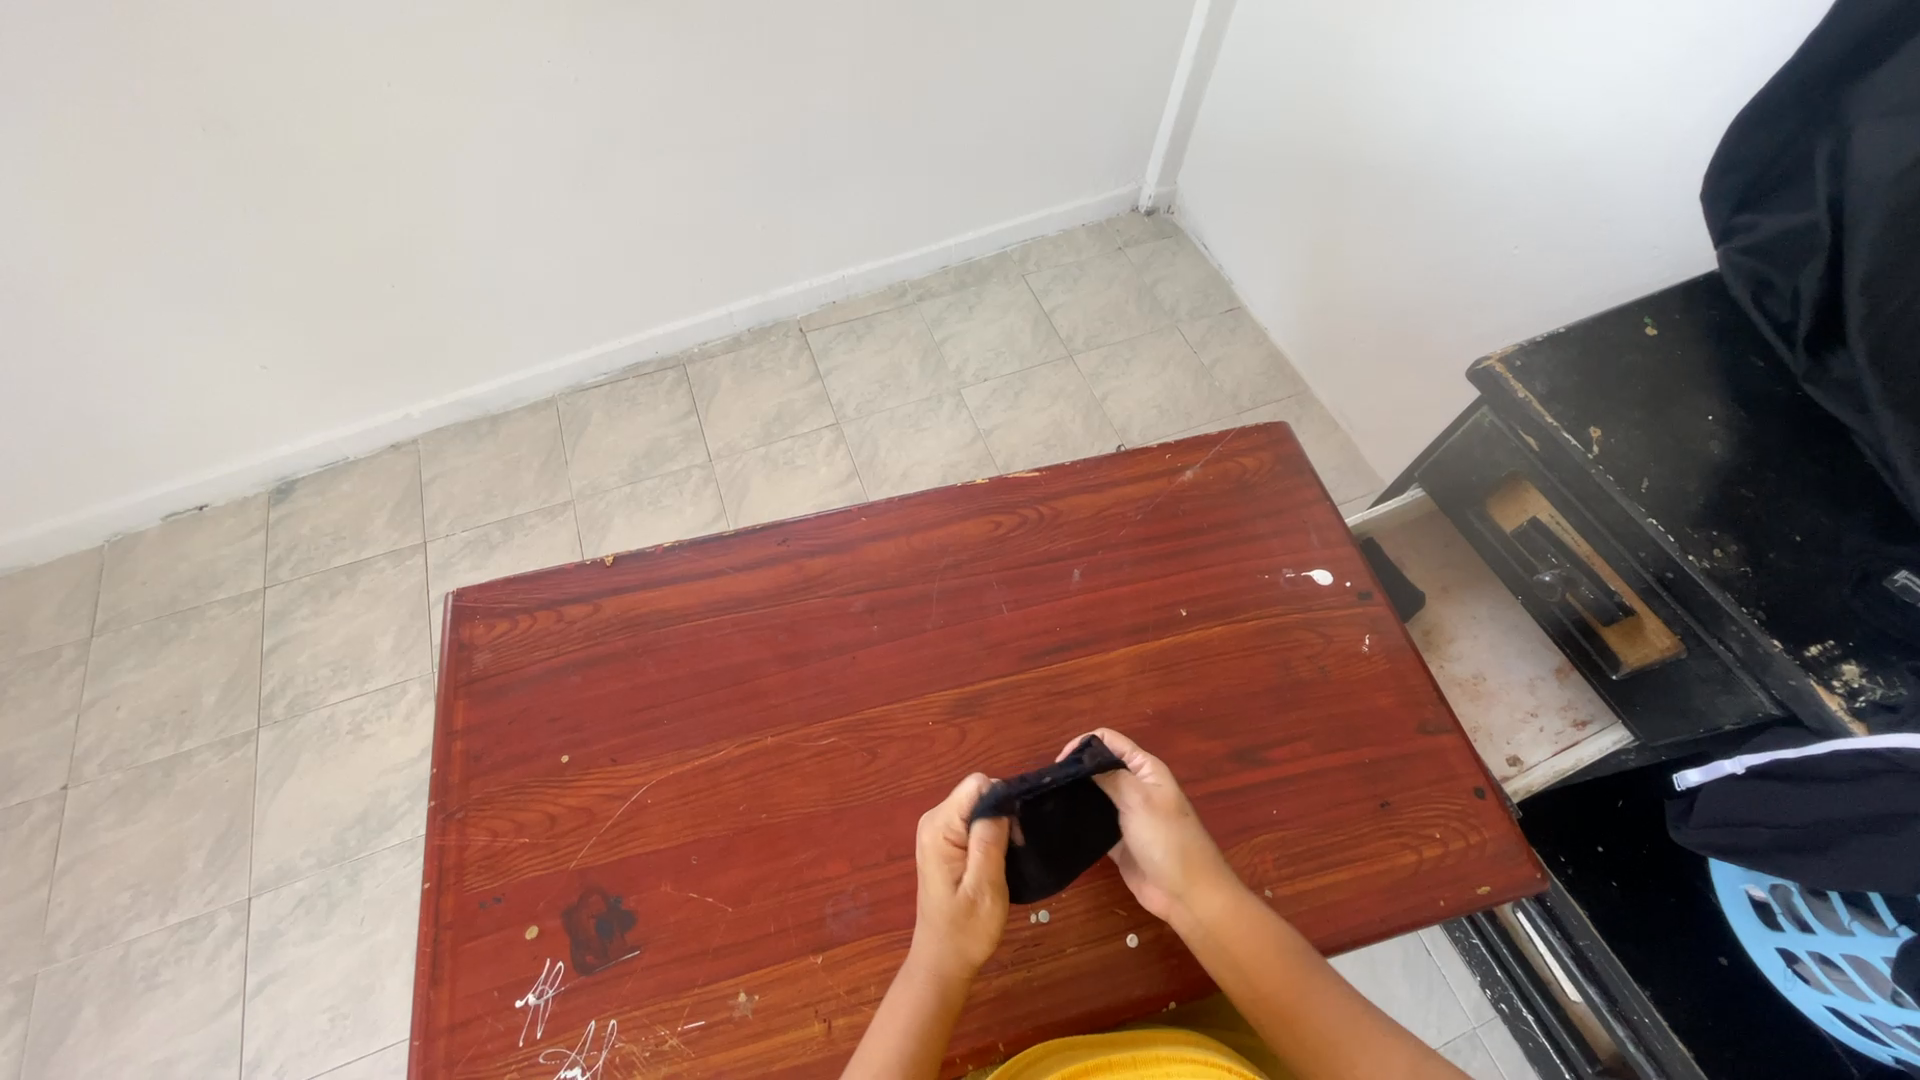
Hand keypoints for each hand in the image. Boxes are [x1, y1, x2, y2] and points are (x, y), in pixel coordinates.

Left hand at [907, 774, 1010, 980]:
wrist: (943, 960)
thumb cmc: (966, 930)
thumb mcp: (985, 886)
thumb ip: (990, 838)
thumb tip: (1001, 799)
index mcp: (939, 827)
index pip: (977, 785)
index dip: (1002, 802)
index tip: (1014, 836)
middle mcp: (933, 819)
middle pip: (977, 793)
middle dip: (1001, 815)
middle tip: (1012, 852)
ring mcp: (937, 829)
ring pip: (978, 806)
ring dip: (997, 827)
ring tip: (1004, 861)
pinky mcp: (944, 840)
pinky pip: (973, 820)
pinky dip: (989, 834)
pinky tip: (994, 861)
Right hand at [1058, 728, 1239, 925]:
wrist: (1186, 893)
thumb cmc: (1166, 839)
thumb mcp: (1138, 799)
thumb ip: (1109, 775)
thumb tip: (1080, 759)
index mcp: (1145, 769)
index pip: (1109, 741)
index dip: (1083, 744)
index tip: (1060, 763)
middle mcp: (1135, 786)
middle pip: (1099, 766)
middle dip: (1076, 769)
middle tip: (1050, 784)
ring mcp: (1126, 814)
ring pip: (1094, 794)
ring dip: (1075, 794)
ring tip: (1050, 800)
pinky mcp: (1116, 839)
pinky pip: (1093, 822)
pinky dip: (1079, 819)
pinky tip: (1059, 821)